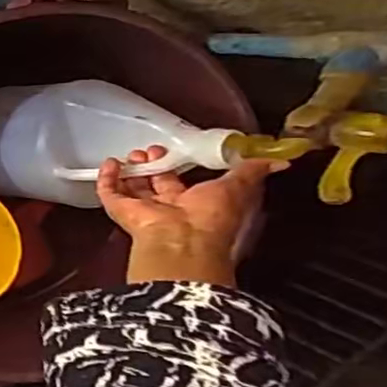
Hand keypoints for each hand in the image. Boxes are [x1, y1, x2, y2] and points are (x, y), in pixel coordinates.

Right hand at [96, 146, 282, 286]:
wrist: (178, 237)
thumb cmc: (210, 217)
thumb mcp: (238, 188)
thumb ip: (250, 172)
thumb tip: (279, 160)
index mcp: (194, 204)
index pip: (183, 183)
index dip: (180, 166)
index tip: (178, 150)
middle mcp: (166, 207)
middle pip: (154, 182)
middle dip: (153, 165)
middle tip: (152, 149)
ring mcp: (141, 209)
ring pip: (131, 185)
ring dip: (132, 168)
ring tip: (133, 154)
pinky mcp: (119, 208)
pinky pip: (109, 191)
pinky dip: (107, 176)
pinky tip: (110, 162)